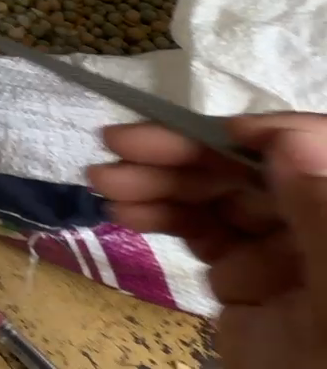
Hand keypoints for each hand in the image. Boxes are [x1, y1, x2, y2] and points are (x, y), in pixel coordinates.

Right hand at [88, 113, 326, 367]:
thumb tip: (286, 138)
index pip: (325, 154)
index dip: (272, 135)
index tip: (209, 130)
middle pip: (257, 171)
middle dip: (185, 156)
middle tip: (115, 145)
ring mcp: (294, 257)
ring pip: (216, 195)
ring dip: (156, 182)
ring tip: (102, 183)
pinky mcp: (252, 277)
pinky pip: (200, 228)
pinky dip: (156, 212)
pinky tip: (123, 213)